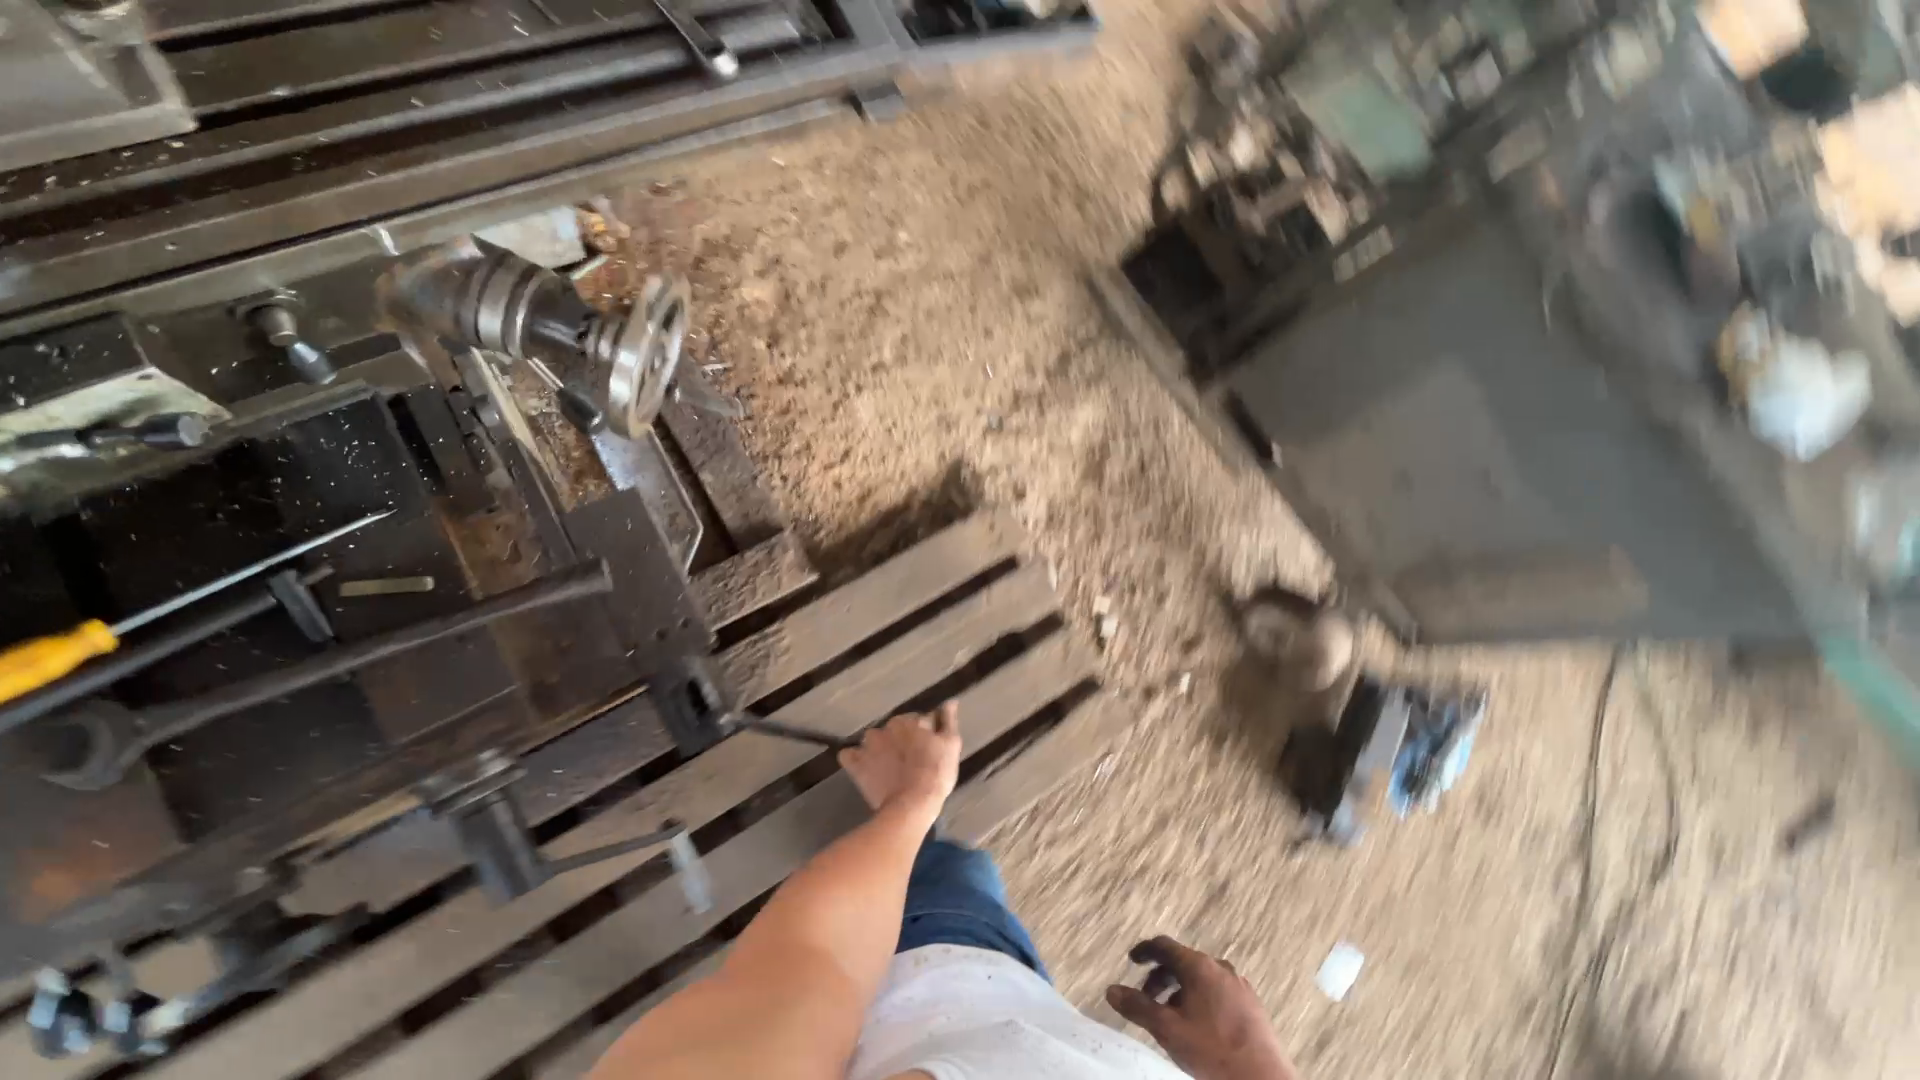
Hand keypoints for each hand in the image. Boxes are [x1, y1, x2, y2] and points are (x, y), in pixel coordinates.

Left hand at [837, 702, 960, 817]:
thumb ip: (948, 720)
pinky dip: (856, 759)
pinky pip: (850, 756)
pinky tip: (866, 769)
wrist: (912, 804)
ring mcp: (868, 745)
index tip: (929, 749)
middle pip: (895, 730)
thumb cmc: (936, 773)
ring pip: (873, 740)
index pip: (919, 720)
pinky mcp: (856, 764)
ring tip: (889, 768)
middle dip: (902, 741)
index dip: (925, 735)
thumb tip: (950, 701)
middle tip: (912, 761)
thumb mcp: (951, 745)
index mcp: (910, 720)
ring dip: (880, 748)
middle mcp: (886, 727)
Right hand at [1106, 937, 1296, 1079]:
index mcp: (1199, 967)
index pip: (1165, 946)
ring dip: (1181, 990)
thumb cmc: (1212, 1050)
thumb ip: (1137, 1007)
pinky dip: (1201, 999)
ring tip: (1172, 1016)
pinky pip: (1218, 992)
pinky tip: (1199, 1026)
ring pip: (1202, 979)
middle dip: (1161, 977)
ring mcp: (1239, 985)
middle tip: (1147, 998)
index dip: (1145, 951)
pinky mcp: (1252, 1005)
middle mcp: (1220, 968)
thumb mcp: (1167, 1029)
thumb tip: (1111, 990)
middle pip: (1183, 962)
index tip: (1132, 960)